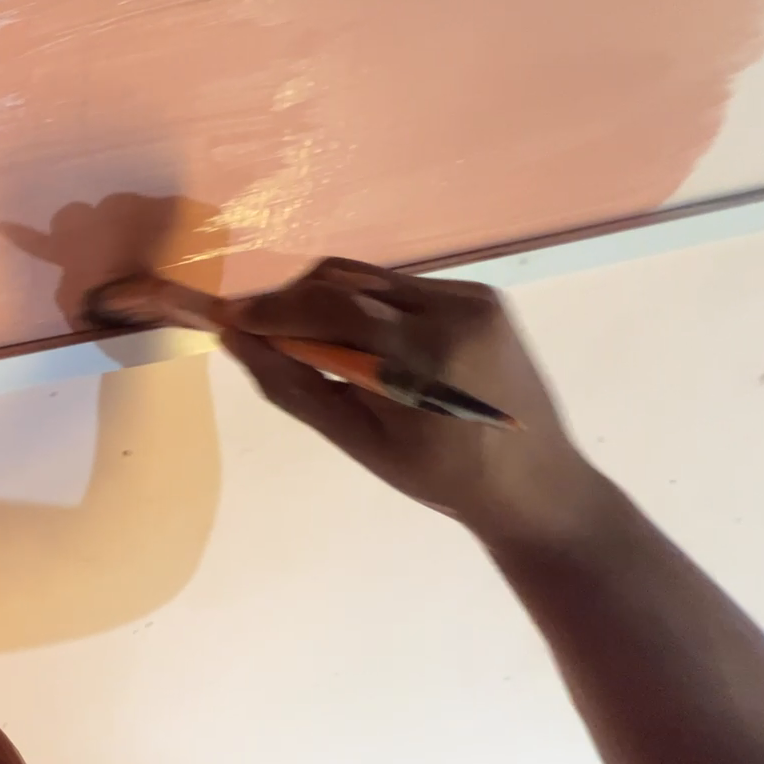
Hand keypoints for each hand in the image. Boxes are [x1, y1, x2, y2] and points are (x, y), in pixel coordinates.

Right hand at [221, 257, 603, 543]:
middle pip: (340, 282)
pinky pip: (393, 286)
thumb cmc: (436, 476)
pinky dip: (359, 306)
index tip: (225, 318)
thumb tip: (232, 338)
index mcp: (426, 357)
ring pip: (364, 279)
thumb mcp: (351, 438)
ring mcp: (472, 299)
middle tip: (260, 335)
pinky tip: (360, 343)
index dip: (268, 309)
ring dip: (322, 303)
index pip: (327, 308)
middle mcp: (454, 311)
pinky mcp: (479, 296)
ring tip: (309, 343)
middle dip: (289, 302)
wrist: (538, 485)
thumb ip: (287, 383)